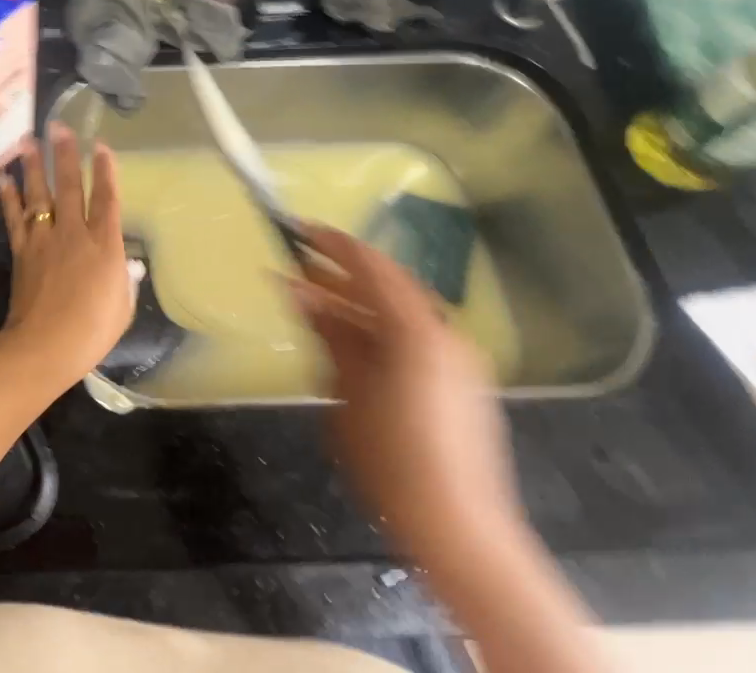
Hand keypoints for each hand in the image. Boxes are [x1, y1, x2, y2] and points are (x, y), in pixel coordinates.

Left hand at [0, 126, 132, 385]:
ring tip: (27, 139)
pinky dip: (9, 196)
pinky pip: (15, 216)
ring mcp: (44, 239)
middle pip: (70, 185)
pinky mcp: (21, 250)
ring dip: (33, 165)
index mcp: (105, 244)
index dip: (106, 170)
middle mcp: (74, 232)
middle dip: (65, 154)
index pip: (107, 198)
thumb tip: (124, 264)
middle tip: (59, 126)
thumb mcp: (122, 306)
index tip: (101, 146)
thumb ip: (124, 280)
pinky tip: (5, 178)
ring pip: (39, 193)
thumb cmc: (93, 330)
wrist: (46, 344)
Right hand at [289, 226, 523, 568]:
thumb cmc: (392, 460)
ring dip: (357, 305)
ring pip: (400, 314)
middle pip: (389, 287)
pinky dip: (378, 331)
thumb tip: (300, 291)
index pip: (373, 267)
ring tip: (313, 305)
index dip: (334, 244)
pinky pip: (413, 339)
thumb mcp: (349, 393)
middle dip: (341, 275)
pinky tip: (347, 344)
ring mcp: (457, 360)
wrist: (457, 526)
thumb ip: (330, 335)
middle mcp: (445, 335)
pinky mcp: (459, 383)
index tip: (298, 230)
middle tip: (296, 268)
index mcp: (419, 332)